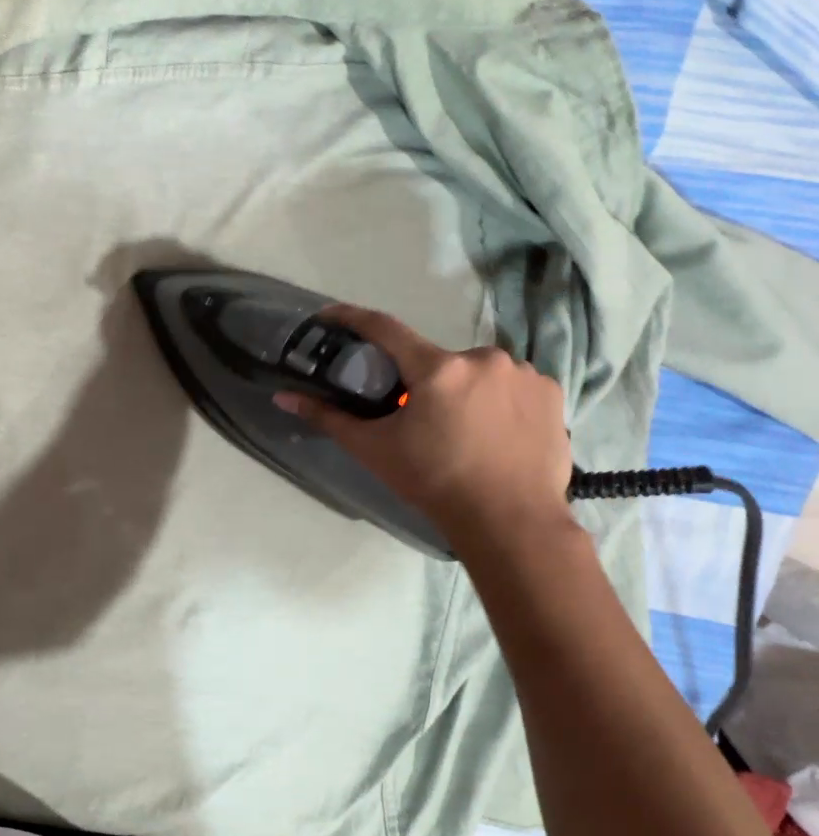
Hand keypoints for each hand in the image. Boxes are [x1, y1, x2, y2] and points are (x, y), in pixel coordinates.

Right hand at [273, 304, 573, 548]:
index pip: (385, 328)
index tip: (329, 316)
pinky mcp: (552, 392)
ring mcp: (524, 374)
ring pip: (473, 371)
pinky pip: (510, 384)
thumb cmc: (432, 480)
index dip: (352, 318)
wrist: (509, 518)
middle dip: (418, 379)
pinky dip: (492, 399)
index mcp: (438, 369)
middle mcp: (484, 359)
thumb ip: (328, 417)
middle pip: (434, 358)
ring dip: (457, 389)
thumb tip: (283, 397)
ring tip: (452, 427)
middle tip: (408, 413)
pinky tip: (487, 430)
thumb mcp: (372, 448)